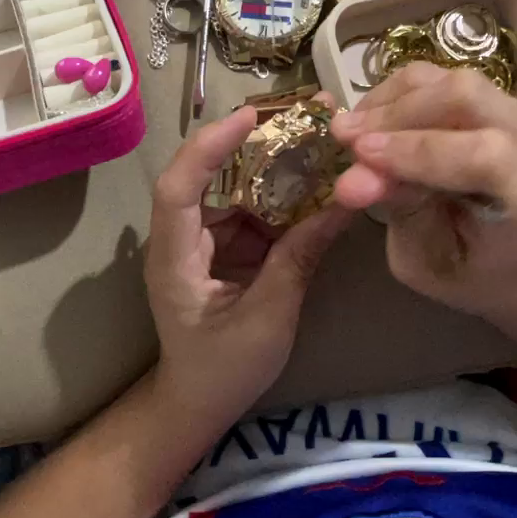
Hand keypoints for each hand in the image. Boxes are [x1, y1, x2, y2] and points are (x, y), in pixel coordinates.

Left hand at [144, 102, 354, 418]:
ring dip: (271, 168)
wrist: (197, 402)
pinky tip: (313, 185)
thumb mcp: (268, 318)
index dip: (209, 147)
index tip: (250, 117)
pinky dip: (278, 200)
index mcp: (174, 258)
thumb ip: (299, 259)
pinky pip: (247, 212)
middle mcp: (179, 239)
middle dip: (251, 144)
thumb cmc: (223, 369)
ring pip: (232, 190)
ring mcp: (199, 241)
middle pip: (207, 176)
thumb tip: (342, 204)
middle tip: (301, 114)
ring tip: (316, 142)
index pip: (178, 187)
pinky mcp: (219, 248)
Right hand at [330, 63, 516, 324]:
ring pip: (457, 81)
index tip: (359, 154)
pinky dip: (402, 93)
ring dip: (393, 100)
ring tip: (353, 129)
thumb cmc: (469, 274)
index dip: (419, 149)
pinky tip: (374, 120)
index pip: (488, 157)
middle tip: (345, 136)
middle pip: (473, 98)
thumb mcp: (425, 262)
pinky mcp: (507, 103)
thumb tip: (350, 179)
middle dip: (399, 113)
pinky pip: (450, 79)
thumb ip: (400, 213)